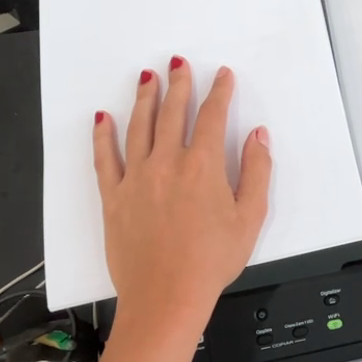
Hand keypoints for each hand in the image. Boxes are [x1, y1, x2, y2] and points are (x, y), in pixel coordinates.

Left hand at [92, 57, 272, 339]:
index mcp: (203, 167)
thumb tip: (258, 137)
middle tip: (179, 63)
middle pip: (173, 113)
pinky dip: (103, 135)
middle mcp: (168, 164)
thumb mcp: (250, 217)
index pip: (213, 117)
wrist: (166, 298)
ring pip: (140, 127)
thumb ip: (257, 172)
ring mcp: (137, 179)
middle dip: (179, 84)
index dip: (219, 92)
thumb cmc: (211, 262)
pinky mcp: (114, 198)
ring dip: (145, 98)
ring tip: (147, 77)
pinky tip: (103, 118)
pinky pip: (105, 158)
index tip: (223, 76)